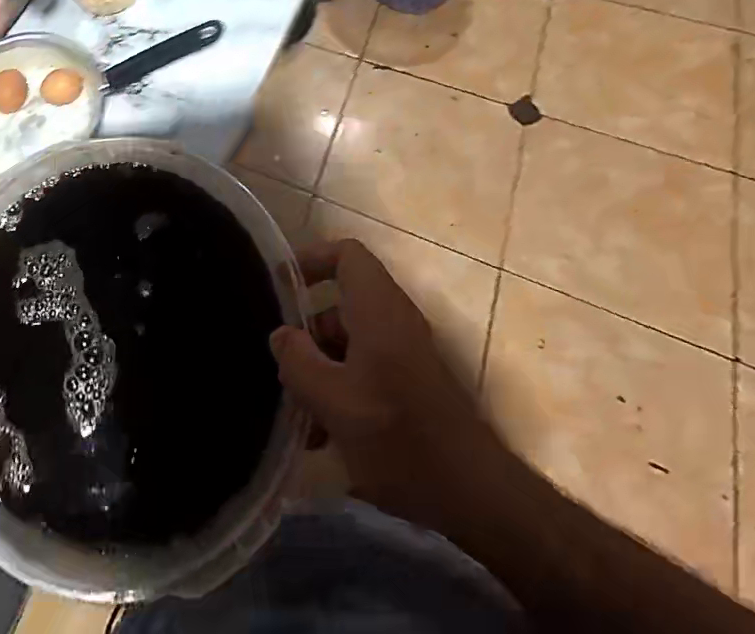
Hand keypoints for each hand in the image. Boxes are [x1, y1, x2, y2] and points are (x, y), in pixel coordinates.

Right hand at [268, 239, 503, 525]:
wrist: (475, 499)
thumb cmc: (399, 439)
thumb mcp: (333, 401)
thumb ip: (297, 361)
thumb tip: (281, 335)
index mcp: (379, 312)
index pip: (347, 255)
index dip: (311, 259)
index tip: (279, 287)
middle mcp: (393, 324)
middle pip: (338, 307)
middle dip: (304, 336)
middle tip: (281, 371)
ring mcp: (403, 357)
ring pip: (346, 345)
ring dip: (317, 373)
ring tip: (298, 415)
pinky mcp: (408, 388)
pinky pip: (362, 373)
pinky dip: (337, 393)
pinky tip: (321, 437)